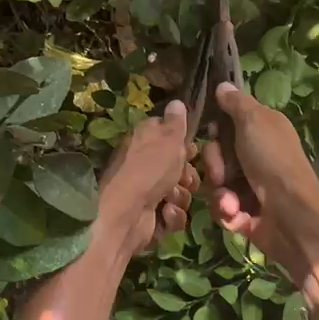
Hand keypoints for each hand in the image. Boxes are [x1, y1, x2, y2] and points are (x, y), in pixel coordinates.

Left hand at [97, 99, 198, 253]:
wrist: (127, 215)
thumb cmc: (149, 169)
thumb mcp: (167, 138)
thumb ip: (176, 121)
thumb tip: (176, 102)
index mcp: (145, 140)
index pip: (170, 136)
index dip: (184, 144)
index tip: (191, 150)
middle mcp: (145, 164)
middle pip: (181, 167)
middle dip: (188, 175)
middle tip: (183, 178)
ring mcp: (148, 192)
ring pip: (181, 192)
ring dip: (180, 196)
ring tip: (169, 198)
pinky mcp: (152, 217)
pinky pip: (174, 214)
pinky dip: (172, 215)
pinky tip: (164, 213)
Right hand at [199, 83, 318, 301]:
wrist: (291, 215)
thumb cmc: (272, 160)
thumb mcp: (253, 121)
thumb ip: (236, 103)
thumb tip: (223, 84)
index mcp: (263, 130)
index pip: (229, 123)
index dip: (217, 130)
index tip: (215, 134)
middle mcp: (257, 155)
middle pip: (217, 154)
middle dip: (215, 164)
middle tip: (222, 173)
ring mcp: (252, 185)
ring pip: (216, 183)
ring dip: (220, 193)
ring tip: (232, 202)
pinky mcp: (247, 213)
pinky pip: (223, 208)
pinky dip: (228, 212)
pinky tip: (237, 215)